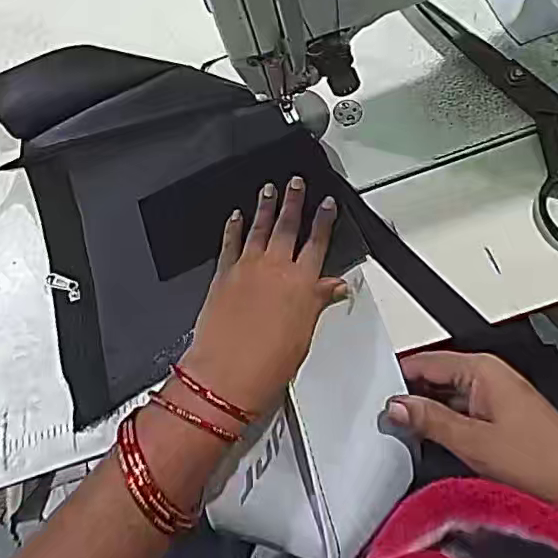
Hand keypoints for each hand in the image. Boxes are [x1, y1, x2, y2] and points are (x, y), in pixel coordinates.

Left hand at [179, 178, 345, 416]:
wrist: (226, 375)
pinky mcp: (223, 273)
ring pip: (259, 228)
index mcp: (302, 284)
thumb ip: (317, 303)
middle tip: (296, 182)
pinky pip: (229, 243)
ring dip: (265, 206)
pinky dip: (233, 228)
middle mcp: (275, 269)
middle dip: (294, 201)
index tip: (327, 205)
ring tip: (269, 189)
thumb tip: (333, 288)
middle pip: (287, 226)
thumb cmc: (268, 364)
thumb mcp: (304, 335)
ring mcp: (247, 268)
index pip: (317, 243)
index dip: (324, 221)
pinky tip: (235, 216)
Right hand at [385, 351, 557, 522]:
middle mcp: (491, 376)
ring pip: (448, 398)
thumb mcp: (475, 443)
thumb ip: (430, 420)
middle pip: (435, 378)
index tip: (381, 401)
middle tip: (393, 422)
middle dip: (414, 399)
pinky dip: (449, 428)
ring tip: (414, 437)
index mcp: (482, 368)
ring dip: (431, 416)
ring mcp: (498, 398)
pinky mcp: (504, 420)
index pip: (423, 361)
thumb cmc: (550, 467)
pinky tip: (440, 447)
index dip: (398, 379)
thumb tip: (398, 405)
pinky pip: (463, 414)